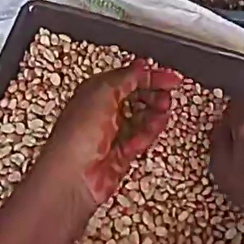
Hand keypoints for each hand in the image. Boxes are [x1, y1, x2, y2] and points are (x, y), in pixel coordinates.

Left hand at [28, 60, 183, 217]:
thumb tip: (142, 66)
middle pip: (136, 97)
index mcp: (95, 92)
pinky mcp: (121, 153)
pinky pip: (142, 137)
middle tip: (167, 94)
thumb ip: (126, 77)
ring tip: (164, 109)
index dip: (149, 76)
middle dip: (154, 93)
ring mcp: (112, 133)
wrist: (73, 176)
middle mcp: (103, 111)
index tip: (170, 77)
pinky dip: (152, 130)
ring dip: (155, 111)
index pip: (127, 78)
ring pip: (141, 117)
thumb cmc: (77, 135)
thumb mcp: (103, 92)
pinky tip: (159, 124)